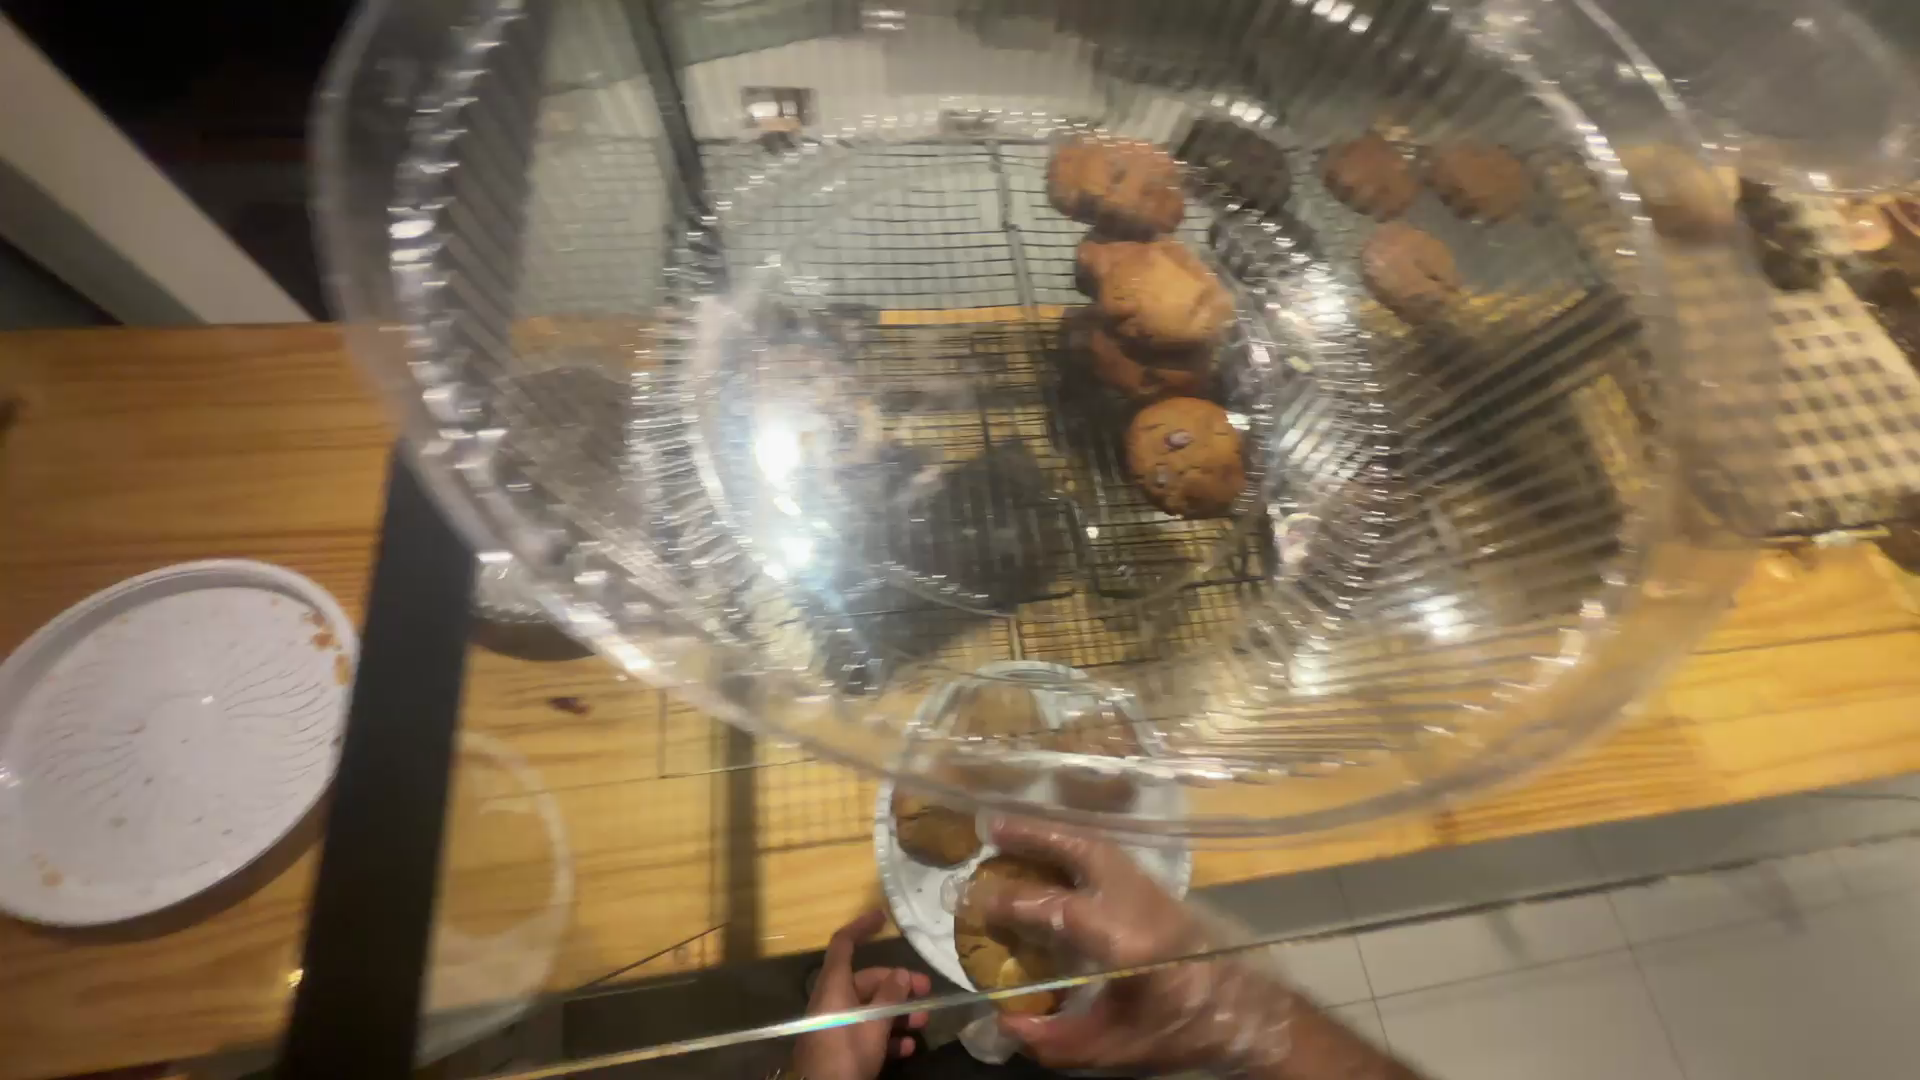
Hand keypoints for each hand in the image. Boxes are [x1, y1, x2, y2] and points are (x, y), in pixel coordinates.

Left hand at [788, 909, 932, 1079]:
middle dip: (898, 985)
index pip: (843, 943)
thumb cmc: (845, 1056)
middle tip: (926, 991)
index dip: (861, 927)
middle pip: (866, 981)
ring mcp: (834, 1026)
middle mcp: (832, 1000)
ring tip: (923, 1022)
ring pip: (869, 1009)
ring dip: (897, 1013)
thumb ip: (889, 997)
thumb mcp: (873, 1026)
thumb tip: (902, 973)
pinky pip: (864, 1032)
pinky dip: (885, 1035)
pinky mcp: (838, 1048)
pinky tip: (907, 1046)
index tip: (883, 918)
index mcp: (833, 985)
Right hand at [964, 818, 1295, 1074]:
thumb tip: (1003, 1020)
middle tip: (990, 826)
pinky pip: (1103, 848)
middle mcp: (1134, 898)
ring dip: (1049, 830)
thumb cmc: (1178, 1029)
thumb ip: (1057, 1040)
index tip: (977, 898)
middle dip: (1031, 835)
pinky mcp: (1153, 881)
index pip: (1058, 908)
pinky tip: (1051, 843)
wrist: (1244, 1010)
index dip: (1013, 901)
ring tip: (1012, 827)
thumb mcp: (1117, 1048)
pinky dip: (1070, 839)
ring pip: (1092, 842)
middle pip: (1078, 850)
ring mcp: (1147, 883)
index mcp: (1125, 940)